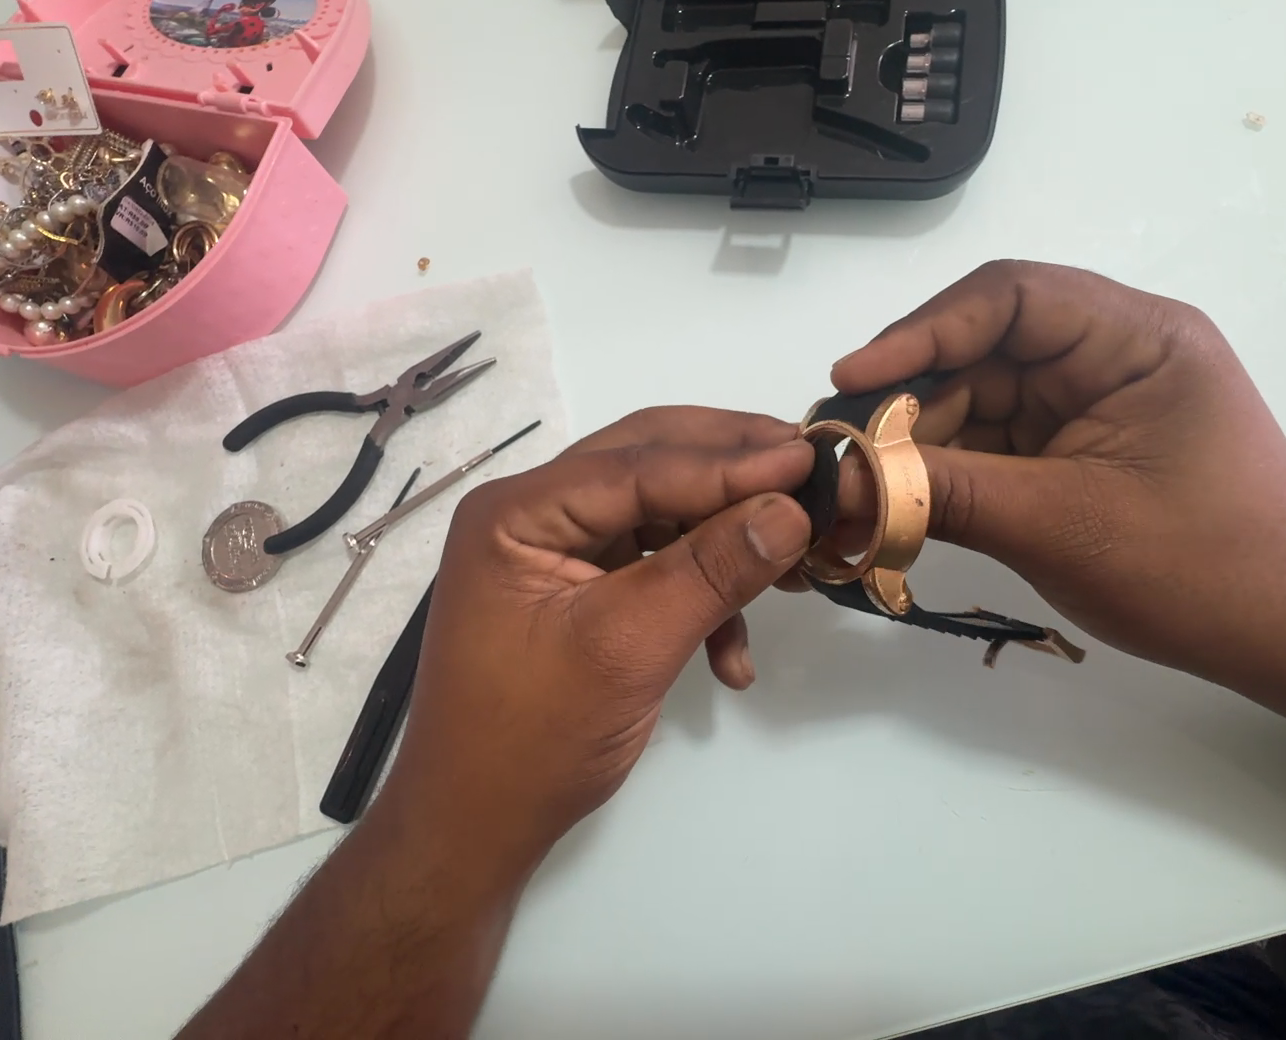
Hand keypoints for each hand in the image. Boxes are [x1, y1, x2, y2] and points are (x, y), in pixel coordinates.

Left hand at [379, 408, 813, 868]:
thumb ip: (711, 571)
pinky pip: (656, 566)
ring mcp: (559, 551)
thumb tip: (791, 511)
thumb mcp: (628, 647)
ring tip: (791, 567)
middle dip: (731, 473)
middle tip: (806, 469)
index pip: (637, 465)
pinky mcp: (585, 588)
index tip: (806, 460)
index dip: (729, 463)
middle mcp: (536, 514)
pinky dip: (702, 599)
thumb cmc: (533, 740)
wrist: (479, 825)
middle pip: (649, 465)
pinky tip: (731, 659)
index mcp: (519, 512)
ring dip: (724, 541)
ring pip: (661, 515)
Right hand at [828, 261, 1285, 686]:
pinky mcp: (1069, 450)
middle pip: (981, 350)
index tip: (851, 379)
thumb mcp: (1058, 525)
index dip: (921, 332)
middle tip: (844, 448)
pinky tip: (900, 496)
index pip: (1010, 298)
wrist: (1285, 638)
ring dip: (918, 441)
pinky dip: (943, 470)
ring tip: (860, 483)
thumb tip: (843, 484)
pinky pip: (989, 443)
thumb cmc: (1198, 571)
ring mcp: (1086, 404)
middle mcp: (1107, 356)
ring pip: (975, 400)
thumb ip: (944, 494)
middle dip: (909, 398)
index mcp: (1134, 340)